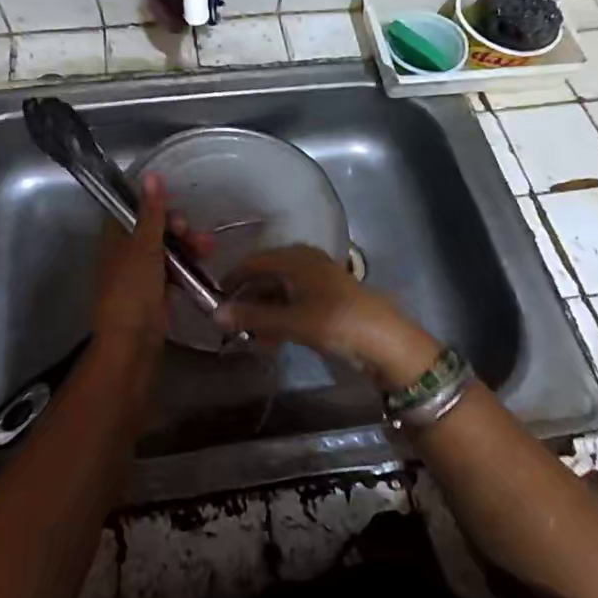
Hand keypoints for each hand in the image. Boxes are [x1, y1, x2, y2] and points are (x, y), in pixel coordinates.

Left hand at [92, 173, 208, 353]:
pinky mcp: (156, 295)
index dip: (153, 204)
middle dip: (178, 228)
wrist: (132, 345)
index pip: (131, 211)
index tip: (174, 204)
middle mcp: (125, 256)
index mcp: (115, 241)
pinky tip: (204, 267)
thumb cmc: (132, 292)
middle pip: (153, 230)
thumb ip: (152, 213)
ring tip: (208, 249)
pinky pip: (174, 273)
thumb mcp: (145, 248)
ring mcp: (140, 277)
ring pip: (167, 251)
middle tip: (193, 233)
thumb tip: (153, 174)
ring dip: (188, 246)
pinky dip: (188, 268)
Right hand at [214, 245, 439, 386]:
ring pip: (281, 293)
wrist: (384, 340)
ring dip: (263, 313)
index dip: (233, 278)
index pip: (255, 261)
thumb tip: (215, 314)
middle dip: (248, 299)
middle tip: (230, 323)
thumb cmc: (335, 321)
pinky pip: (295, 305)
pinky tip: (270, 340)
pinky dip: (280, 319)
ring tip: (248, 337)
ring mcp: (319, 282)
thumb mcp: (290, 321)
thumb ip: (252, 316)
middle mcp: (307, 263)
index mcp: (298, 258)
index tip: (214, 299)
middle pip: (268, 276)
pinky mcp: (328, 302)